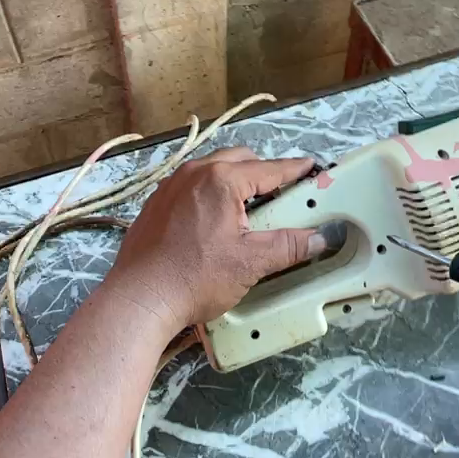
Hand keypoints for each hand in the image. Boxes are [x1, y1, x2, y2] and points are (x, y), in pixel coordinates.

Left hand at [104, 147, 322, 329]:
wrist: (140, 297)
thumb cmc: (195, 278)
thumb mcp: (250, 263)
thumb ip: (288, 246)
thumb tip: (319, 238)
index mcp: (221, 180)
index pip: (268, 169)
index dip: (294, 169)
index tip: (311, 167)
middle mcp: (194, 173)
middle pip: (239, 160)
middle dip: (263, 172)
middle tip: (281, 194)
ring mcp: (171, 185)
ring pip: (212, 169)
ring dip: (234, 180)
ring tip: (249, 207)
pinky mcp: (156, 202)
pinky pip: (191, 184)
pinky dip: (210, 191)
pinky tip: (214, 219)